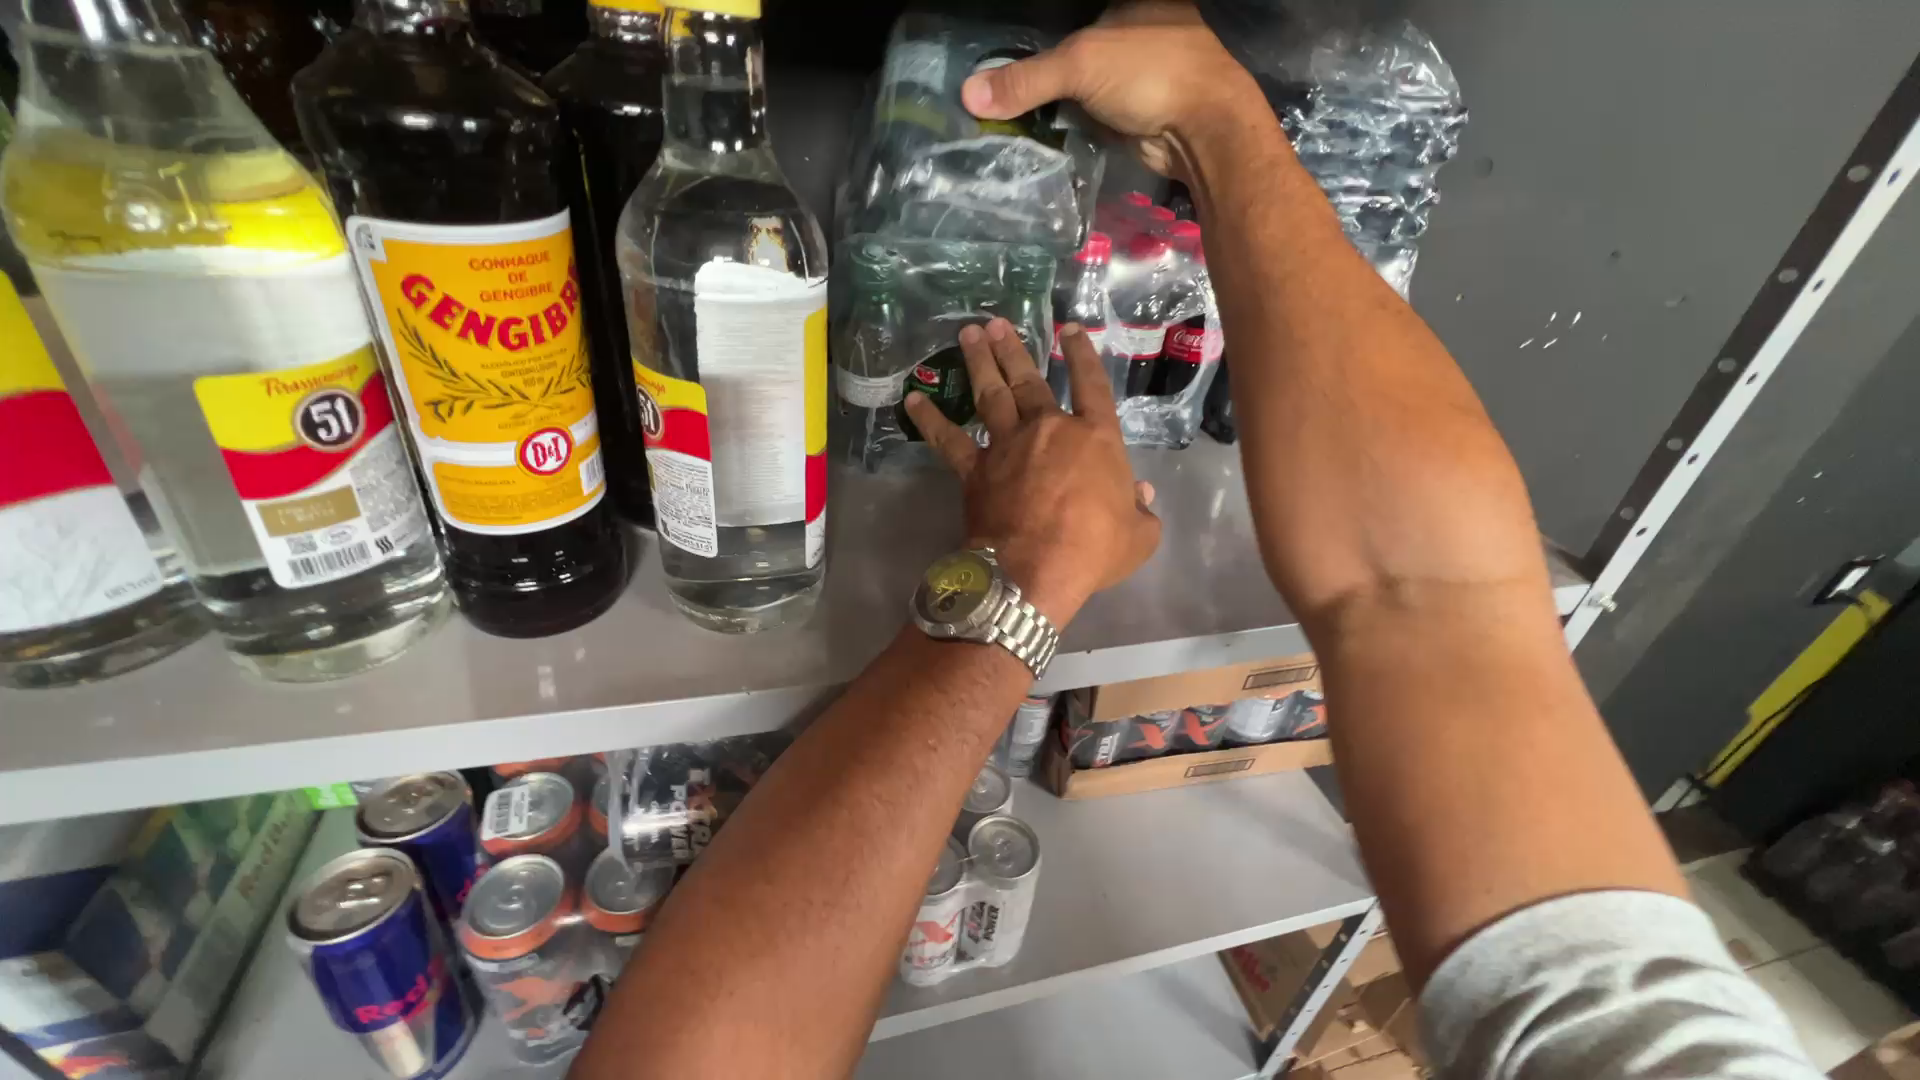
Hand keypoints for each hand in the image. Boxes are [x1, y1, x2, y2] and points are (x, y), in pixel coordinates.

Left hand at [903, 319, 1159, 624]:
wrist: (1034, 571)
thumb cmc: (1093, 551)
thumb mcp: (1139, 536)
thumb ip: (1141, 510)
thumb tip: (1142, 495)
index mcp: (1095, 438)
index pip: (1092, 385)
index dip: (1082, 356)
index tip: (1070, 331)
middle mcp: (1048, 430)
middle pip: (1029, 381)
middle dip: (1014, 349)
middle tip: (997, 324)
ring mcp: (1007, 446)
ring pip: (990, 395)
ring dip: (979, 362)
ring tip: (969, 335)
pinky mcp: (974, 470)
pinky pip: (948, 439)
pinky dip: (930, 419)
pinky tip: (913, 400)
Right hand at [960, 2, 1266, 179]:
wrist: (1201, 129)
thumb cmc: (1150, 73)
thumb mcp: (1080, 64)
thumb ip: (1026, 79)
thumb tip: (968, 94)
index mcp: (1124, 0)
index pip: (1064, 11)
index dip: (1035, 25)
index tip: (999, 53)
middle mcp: (1128, 28)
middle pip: (1067, 44)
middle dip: (1034, 68)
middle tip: (991, 84)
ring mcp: (1128, 73)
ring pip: (1074, 83)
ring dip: (1044, 101)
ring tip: (1000, 111)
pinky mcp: (1127, 111)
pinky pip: (1082, 113)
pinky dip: (1060, 124)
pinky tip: (1031, 132)